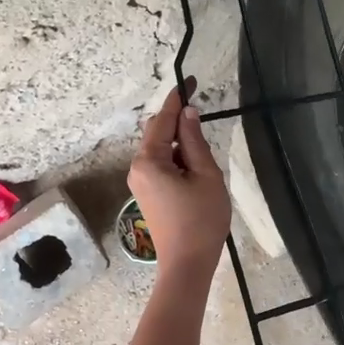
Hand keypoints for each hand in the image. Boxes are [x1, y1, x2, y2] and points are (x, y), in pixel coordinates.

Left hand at [127, 85, 230, 283]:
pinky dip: (176, 156)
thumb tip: (188, 114)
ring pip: (159, 149)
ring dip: (179, 141)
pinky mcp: (147, 193)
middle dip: (177, 119)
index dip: (177, 98)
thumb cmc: (201, 219)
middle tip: (201, 108)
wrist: (188, 264)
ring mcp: (140, 182)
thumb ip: (195, 142)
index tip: (190, 80)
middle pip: (157, 132)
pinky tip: (194, 163)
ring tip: (204, 145)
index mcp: (149, 160)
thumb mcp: (206, 176)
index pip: (163, 119)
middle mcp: (137, 167)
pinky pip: (160, 163)